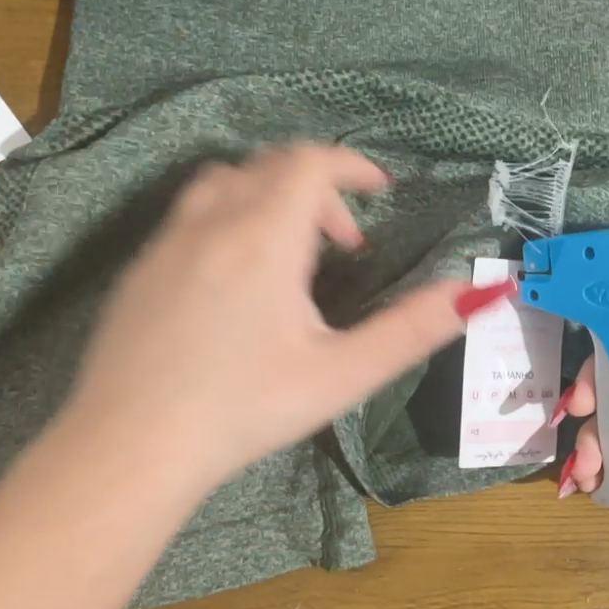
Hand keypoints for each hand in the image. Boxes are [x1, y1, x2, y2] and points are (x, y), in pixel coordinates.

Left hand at [58, 145, 507, 496]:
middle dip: (318, 187)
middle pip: (269, 165)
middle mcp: (211, 224)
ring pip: (224, 183)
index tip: (382, 190)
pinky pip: (191, 215)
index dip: (352, 165)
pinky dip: (231, 219)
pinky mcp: (139, 270)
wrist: (131, 446)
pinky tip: (238, 284)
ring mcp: (166, 243)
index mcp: (264, 239)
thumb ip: (412, 330)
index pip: (309, 163)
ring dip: (270, 196)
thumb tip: (477, 292)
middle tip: (346, 242)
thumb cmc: (246, 410)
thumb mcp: (342, 375)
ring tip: (294, 254)